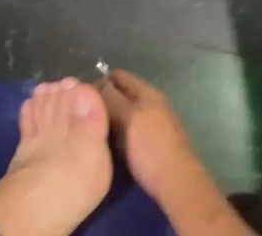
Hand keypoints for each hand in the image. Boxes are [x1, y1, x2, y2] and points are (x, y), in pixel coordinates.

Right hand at [97, 70, 212, 205]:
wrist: (179, 186)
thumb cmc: (151, 148)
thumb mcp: (127, 118)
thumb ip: (110, 98)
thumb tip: (94, 84)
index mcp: (149, 93)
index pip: (119, 76)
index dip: (99, 81)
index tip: (82, 97)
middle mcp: (154, 105)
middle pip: (122, 95)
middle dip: (104, 102)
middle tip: (85, 116)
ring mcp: (157, 126)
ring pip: (126, 115)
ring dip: (111, 120)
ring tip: (93, 130)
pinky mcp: (156, 145)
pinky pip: (132, 131)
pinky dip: (120, 135)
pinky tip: (109, 145)